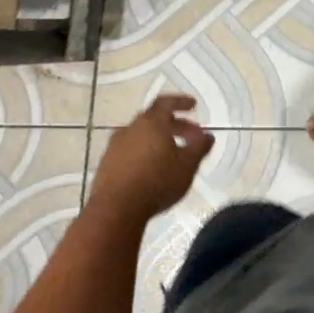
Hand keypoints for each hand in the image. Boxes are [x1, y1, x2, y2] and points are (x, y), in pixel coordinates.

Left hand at [90, 93, 211, 222]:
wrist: (115, 210)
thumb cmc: (157, 182)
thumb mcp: (188, 165)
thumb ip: (200, 147)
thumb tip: (207, 136)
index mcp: (151, 123)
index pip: (166, 103)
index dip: (181, 102)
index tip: (193, 106)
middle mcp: (131, 129)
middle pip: (154, 120)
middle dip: (175, 125)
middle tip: (191, 136)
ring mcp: (115, 147)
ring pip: (141, 136)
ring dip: (158, 140)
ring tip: (172, 155)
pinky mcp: (106, 164)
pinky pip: (130, 151)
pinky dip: (144, 153)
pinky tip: (152, 169)